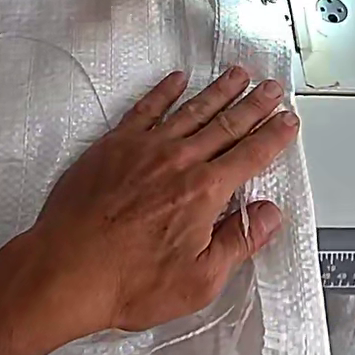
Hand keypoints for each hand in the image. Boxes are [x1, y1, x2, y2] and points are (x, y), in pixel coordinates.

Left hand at [14, 66, 297, 339]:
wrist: (66, 269)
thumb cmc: (128, 281)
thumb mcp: (198, 280)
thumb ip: (238, 242)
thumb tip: (270, 215)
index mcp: (203, 192)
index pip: (250, 155)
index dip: (273, 137)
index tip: (288, 121)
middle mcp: (179, 160)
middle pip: (227, 124)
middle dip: (254, 104)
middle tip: (272, 88)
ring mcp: (146, 147)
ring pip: (193, 110)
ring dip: (219, 91)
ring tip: (238, 74)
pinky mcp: (116, 144)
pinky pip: (146, 108)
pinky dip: (163, 92)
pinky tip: (177, 79)